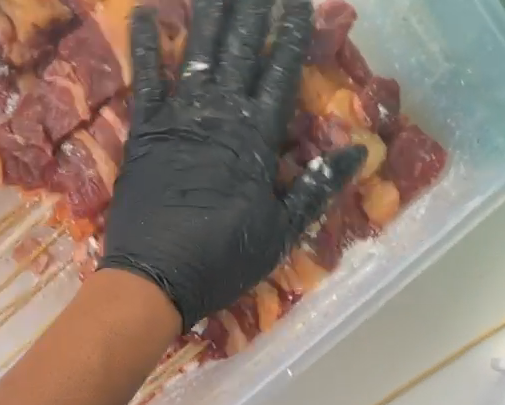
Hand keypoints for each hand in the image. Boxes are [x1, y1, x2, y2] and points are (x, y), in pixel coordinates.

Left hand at [99, 0, 364, 331]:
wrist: (155, 278)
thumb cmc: (221, 261)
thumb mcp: (278, 233)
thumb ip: (315, 189)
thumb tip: (359, 152)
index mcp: (257, 138)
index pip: (282, 71)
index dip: (292, 33)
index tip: (300, 1)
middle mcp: (221, 115)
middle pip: (242, 48)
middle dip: (254, 7)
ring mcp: (180, 119)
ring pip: (200, 51)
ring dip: (211, 11)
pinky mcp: (144, 131)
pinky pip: (145, 79)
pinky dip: (145, 45)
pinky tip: (144, 13)